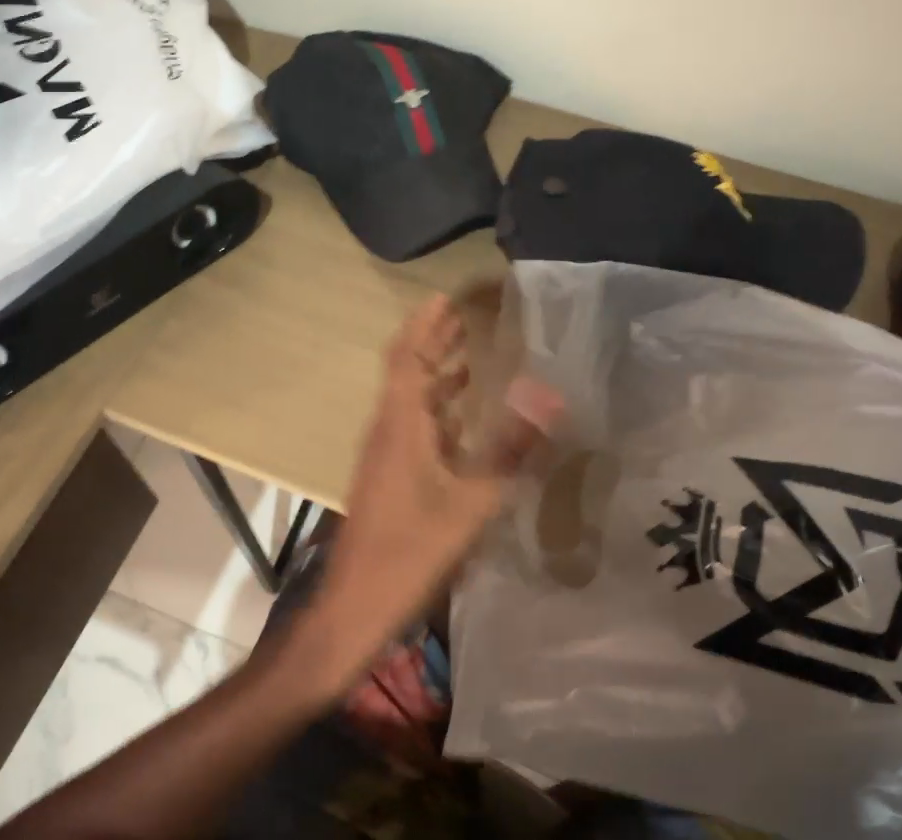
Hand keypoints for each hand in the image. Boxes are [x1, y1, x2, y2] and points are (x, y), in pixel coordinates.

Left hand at [287, 294, 562, 692]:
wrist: (355, 607)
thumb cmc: (410, 553)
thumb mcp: (471, 502)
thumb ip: (509, 449)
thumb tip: (547, 395)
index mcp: (399, 424)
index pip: (407, 354)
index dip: (426, 322)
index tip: (449, 295)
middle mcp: (387, 430)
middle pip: (409, 371)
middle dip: (436, 340)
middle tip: (472, 317)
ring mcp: (384, 456)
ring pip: (411, 401)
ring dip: (438, 374)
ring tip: (476, 356)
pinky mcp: (389, 480)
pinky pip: (415, 428)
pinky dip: (440, 410)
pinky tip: (467, 422)